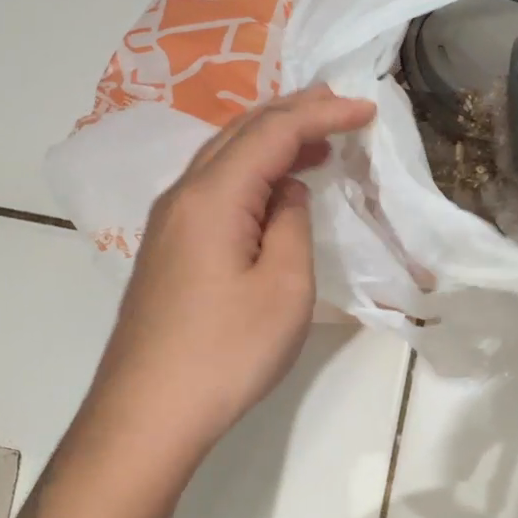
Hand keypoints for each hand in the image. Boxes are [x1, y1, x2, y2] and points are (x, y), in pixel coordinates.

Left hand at [88, 86, 376, 455]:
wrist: (150, 410)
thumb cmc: (227, 351)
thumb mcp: (284, 288)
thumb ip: (292, 225)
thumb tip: (288, 193)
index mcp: (212, 197)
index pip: (272, 133)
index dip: (322, 113)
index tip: (367, 108)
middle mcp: (183, 196)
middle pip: (240, 133)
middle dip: (294, 113)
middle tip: (342, 106)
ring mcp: (170, 223)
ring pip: (224, 158)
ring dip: (273, 142)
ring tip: (320, 140)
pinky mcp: (170, 249)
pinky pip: (216, 188)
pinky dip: (254, 173)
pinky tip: (278, 189)